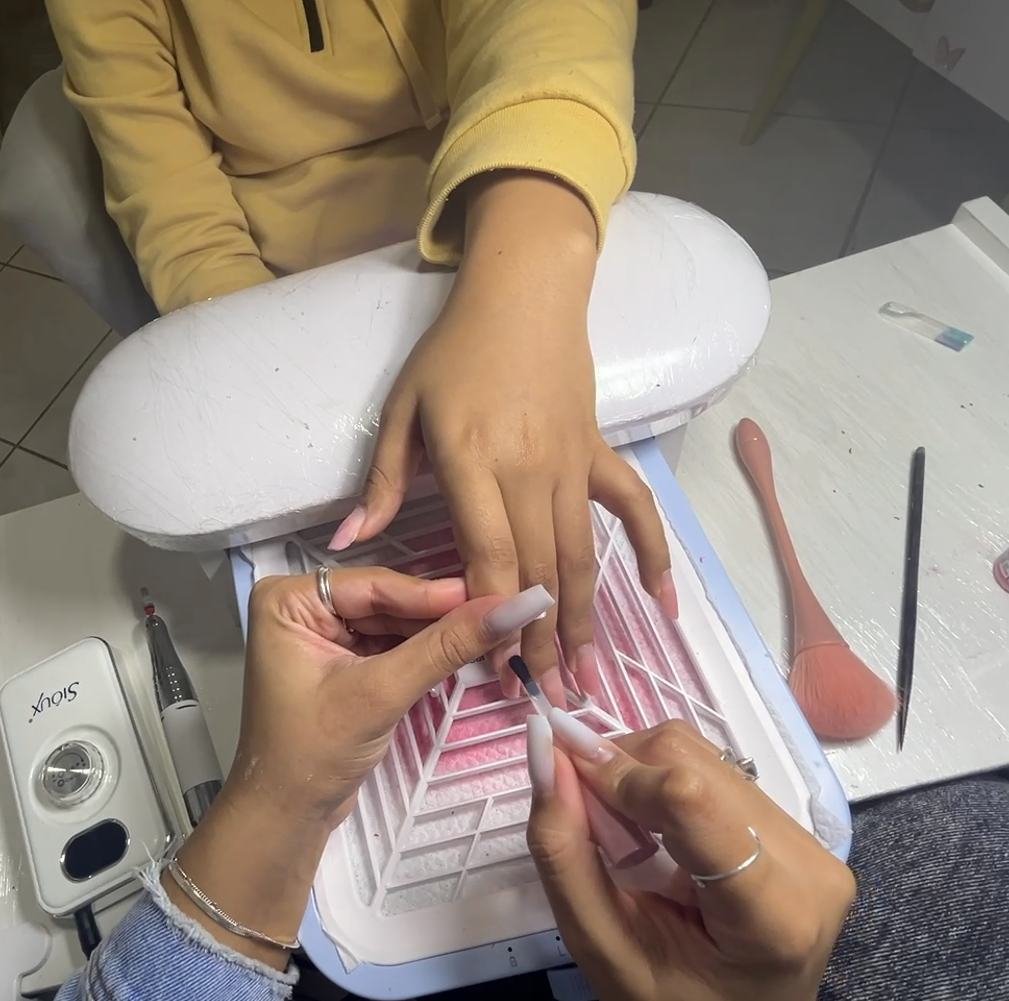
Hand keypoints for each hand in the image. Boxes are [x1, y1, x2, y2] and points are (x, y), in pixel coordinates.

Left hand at [167, 568, 548, 967]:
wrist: (286, 815)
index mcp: (287, 599)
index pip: (374, 584)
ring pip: (393, 621)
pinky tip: (466, 647)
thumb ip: (445, 647)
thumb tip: (513, 607)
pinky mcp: (340, 660)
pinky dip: (424, 650)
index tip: (499, 591)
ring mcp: (321, 633)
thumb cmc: (312, 751)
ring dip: (439, 631)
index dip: (437, 593)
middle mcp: (301, 606)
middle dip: (442, 613)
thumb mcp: (380, 693)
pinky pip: (390, 643)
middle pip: (386, 600)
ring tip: (498, 628)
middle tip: (507, 611)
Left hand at [338, 171, 672, 707]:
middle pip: (538, 569)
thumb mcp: (402, 411)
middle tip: (547, 698)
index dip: (493, 614)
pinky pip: (632, 509)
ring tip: (588, 676)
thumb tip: (345, 539)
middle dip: (542, 638)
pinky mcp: (598, 454)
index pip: (488, 555)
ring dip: (587, 619)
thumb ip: (381, 482)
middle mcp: (530, 472)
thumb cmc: (452, 354)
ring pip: (582, 555)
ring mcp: (573, 465)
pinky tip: (663, 603)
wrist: (523, 295)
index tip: (494, 666)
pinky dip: (652, 555)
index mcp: (474, 464)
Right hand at [527, 721, 854, 1000]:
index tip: (560, 774)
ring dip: (634, 769)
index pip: (690, 800)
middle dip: (617, 772)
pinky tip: (649, 822)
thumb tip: (543, 753)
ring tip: (620, 828)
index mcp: (770, 916)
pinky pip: (707, 763)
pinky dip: (656, 774)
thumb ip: (564, 853)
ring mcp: (809, 838)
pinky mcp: (795, 823)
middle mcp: (807, 862)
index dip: (616, 774)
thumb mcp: (599, 950)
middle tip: (586, 817)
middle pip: (687, 761)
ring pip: (693, 751)